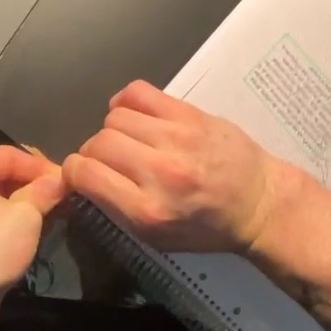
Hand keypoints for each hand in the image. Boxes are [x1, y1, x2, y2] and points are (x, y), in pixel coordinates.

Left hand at [0, 146, 67, 324]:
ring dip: (20, 201)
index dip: (43, 167)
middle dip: (32, 184)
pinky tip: (26, 227)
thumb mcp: (27, 216)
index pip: (11, 154)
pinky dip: (3, 215)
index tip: (68, 181)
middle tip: (61, 197)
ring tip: (50, 212)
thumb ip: (45, 191)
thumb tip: (62, 179)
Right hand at [63, 81, 303, 252]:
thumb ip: (116, 210)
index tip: (82, 176)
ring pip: (114, 117)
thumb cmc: (204, 227)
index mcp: (146, 211)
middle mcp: (159, 172)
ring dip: (112, 130)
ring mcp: (176, 139)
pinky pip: (138, 92)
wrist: (257, 203)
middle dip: (93, 153)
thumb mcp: (155, 238)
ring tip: (128, 143)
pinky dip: (126, 103)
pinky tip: (135, 118)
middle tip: (108, 163)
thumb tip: (81, 179)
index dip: (73, 173)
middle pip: (97, 143)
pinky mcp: (190, 115)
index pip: (84, 174)